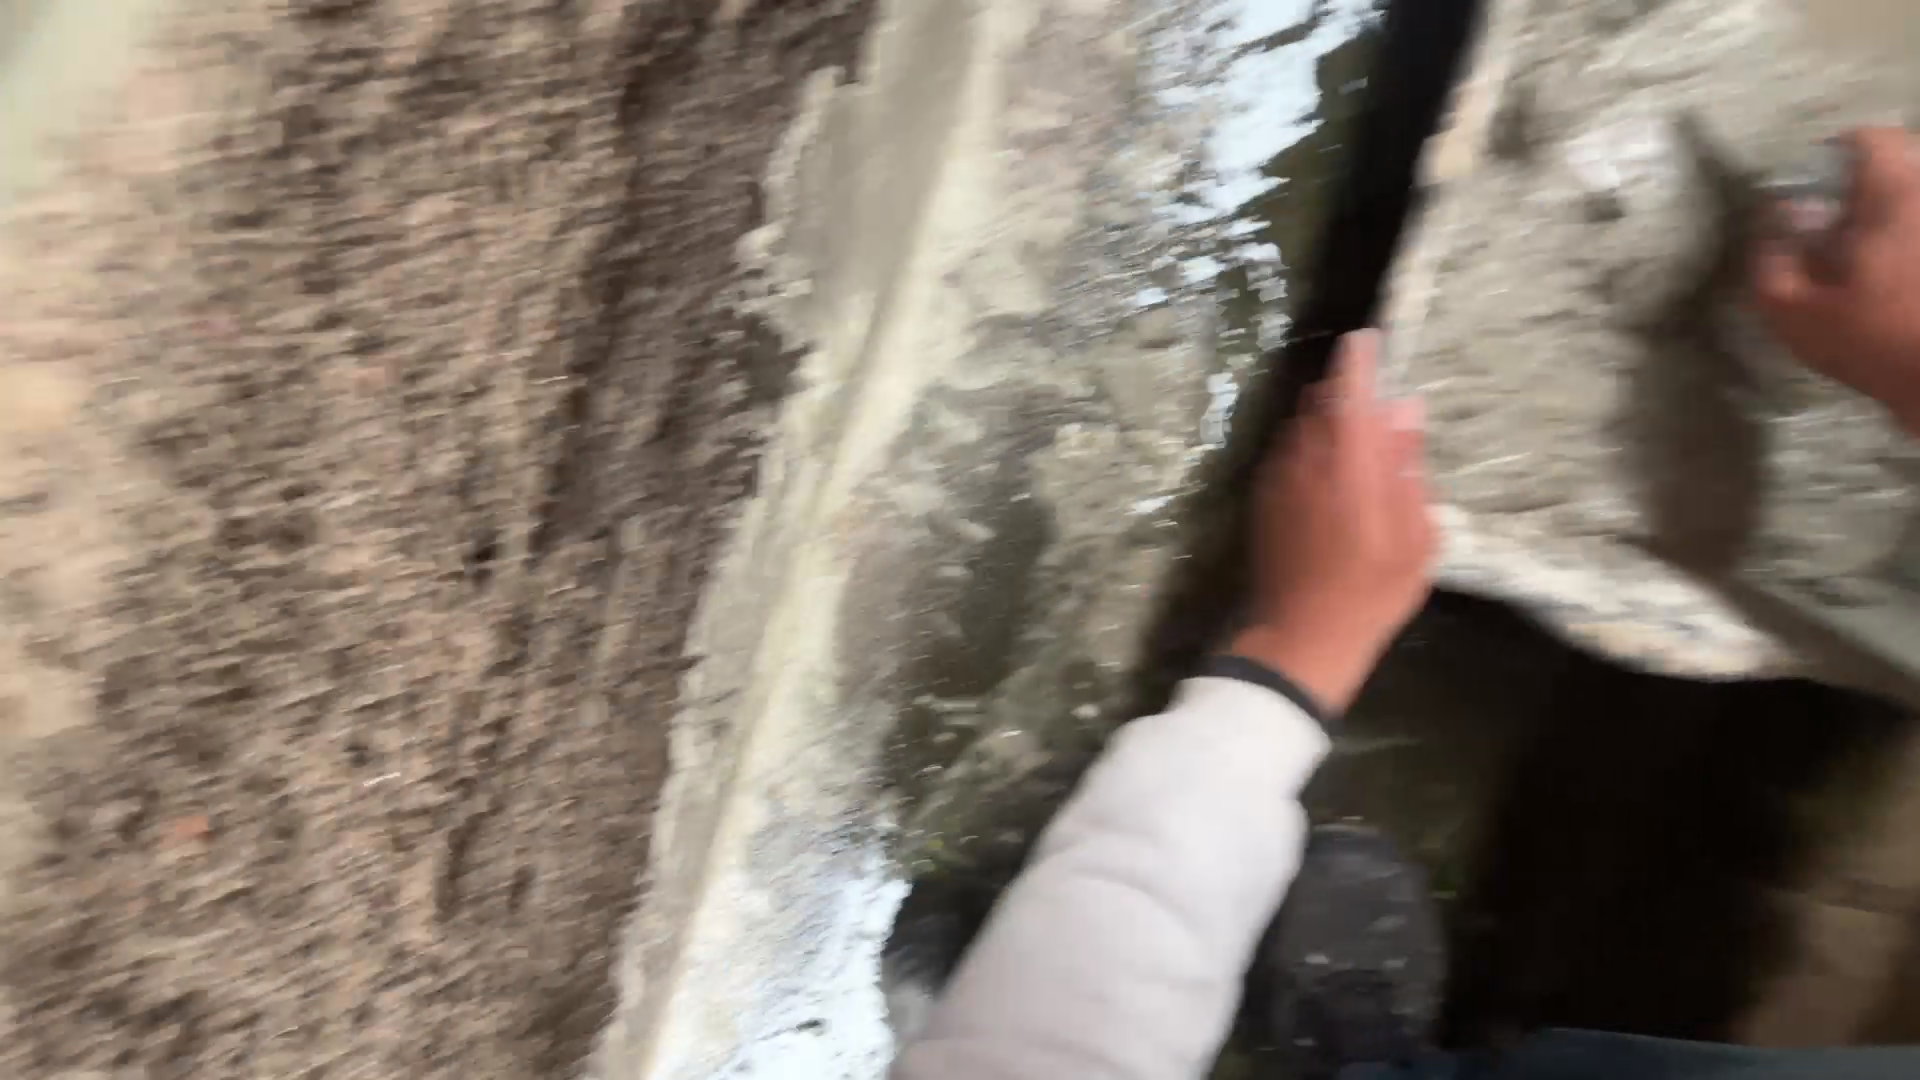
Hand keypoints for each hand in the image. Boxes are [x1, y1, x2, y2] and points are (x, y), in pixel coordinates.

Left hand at [1230, 330, 1434, 713]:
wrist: (1300, 632)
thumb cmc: (1372, 589)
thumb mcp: (1415, 532)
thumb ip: (1406, 463)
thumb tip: (1403, 409)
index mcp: (1348, 462)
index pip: (1350, 390)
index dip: (1358, 359)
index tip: (1367, 338)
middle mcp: (1303, 460)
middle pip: (1317, 403)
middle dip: (1343, 392)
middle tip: (1373, 409)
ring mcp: (1274, 480)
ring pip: (1297, 428)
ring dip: (1323, 422)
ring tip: (1354, 448)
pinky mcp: (1259, 500)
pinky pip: (1283, 455)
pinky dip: (1305, 449)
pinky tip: (1325, 478)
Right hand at [1754, 127, 1919, 433]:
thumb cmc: (1862, 342)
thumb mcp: (1788, 310)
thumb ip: (1775, 258)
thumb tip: (1776, 221)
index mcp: (1892, 208)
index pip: (1877, 143)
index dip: (1842, 149)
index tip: (1814, 172)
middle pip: (1906, 164)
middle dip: (1866, 183)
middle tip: (1832, 218)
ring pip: (1911, 196)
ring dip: (1885, 210)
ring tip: (1858, 246)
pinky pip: (1913, 224)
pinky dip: (1897, 234)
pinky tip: (1884, 267)